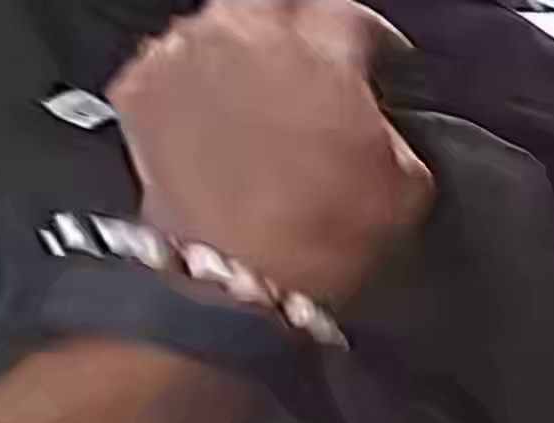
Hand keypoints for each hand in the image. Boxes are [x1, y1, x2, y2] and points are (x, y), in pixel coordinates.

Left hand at [108, 0, 433, 301]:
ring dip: (258, 56)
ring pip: (225, 29)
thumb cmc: (334, 228)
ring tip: (284, 106)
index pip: (352, 15)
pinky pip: (184, 65)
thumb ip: (395, 133)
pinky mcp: (143, 86)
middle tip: (330, 67)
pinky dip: (216, 86)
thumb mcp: (410, 184)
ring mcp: (181, 55)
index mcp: (318, 56)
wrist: (253, 265)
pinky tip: (243, 130)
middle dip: (308, 29)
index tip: (389, 56)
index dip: (380, 37)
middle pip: (277, 2)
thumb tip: (379, 123)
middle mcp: (240, 36)